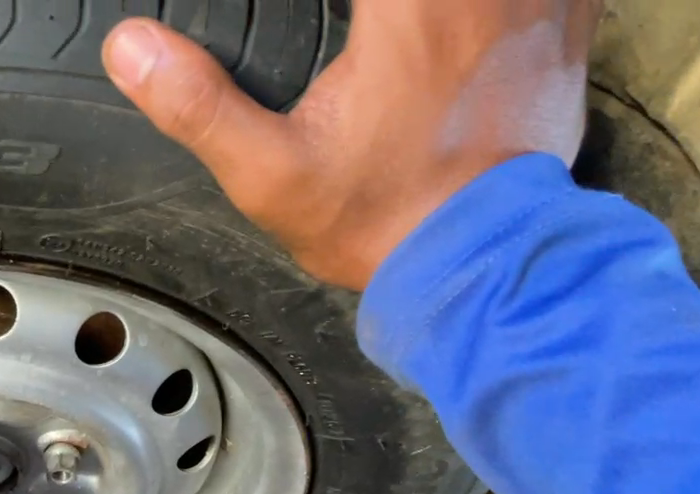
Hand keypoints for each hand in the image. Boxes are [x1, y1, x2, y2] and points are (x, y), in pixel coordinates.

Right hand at [103, 2, 599, 288]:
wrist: (473, 262)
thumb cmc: (370, 218)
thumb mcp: (266, 173)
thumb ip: (199, 104)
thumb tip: (127, 46)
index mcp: (403, 1)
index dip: (301, 1)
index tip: (293, 19)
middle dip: (353, 7)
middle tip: (337, 28)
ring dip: (413, 6)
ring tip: (384, 40)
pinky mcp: (573, 13)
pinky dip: (485, 6)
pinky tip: (444, 31)